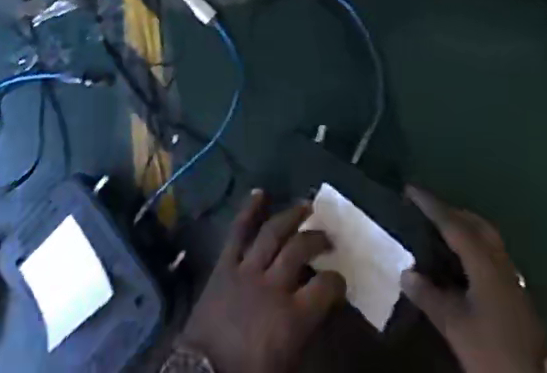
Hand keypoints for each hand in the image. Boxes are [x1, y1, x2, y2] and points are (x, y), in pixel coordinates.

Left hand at [178, 190, 346, 372]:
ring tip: (305, 206)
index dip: (337, 282)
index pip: (327, 288)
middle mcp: (273, 285)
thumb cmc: (252, 372)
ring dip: (290, 216)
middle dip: (317, 239)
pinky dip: (249, 210)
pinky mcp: (224, 263)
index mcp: (294, 316)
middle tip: (328, 236)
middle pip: (300, 250)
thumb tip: (317, 313)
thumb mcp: (290, 362)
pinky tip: (260, 193)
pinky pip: (238, 231)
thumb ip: (306, 333)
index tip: (341, 279)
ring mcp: (246, 269)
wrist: (205, 371)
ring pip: (272, 233)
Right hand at [399, 187, 546, 372]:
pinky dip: (472, 247)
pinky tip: (458, 263)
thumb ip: (428, 295)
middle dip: (452, 211)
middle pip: (478, 226)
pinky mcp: (516, 298)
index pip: (455, 226)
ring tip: (438, 229)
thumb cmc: (490, 350)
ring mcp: (514, 283)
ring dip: (464, 228)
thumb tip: (407, 273)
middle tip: (425, 207)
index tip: (410, 189)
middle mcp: (502, 267)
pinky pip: (491, 257)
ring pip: (488, 241)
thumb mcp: (453, 324)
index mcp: (486, 267)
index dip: (431, 205)